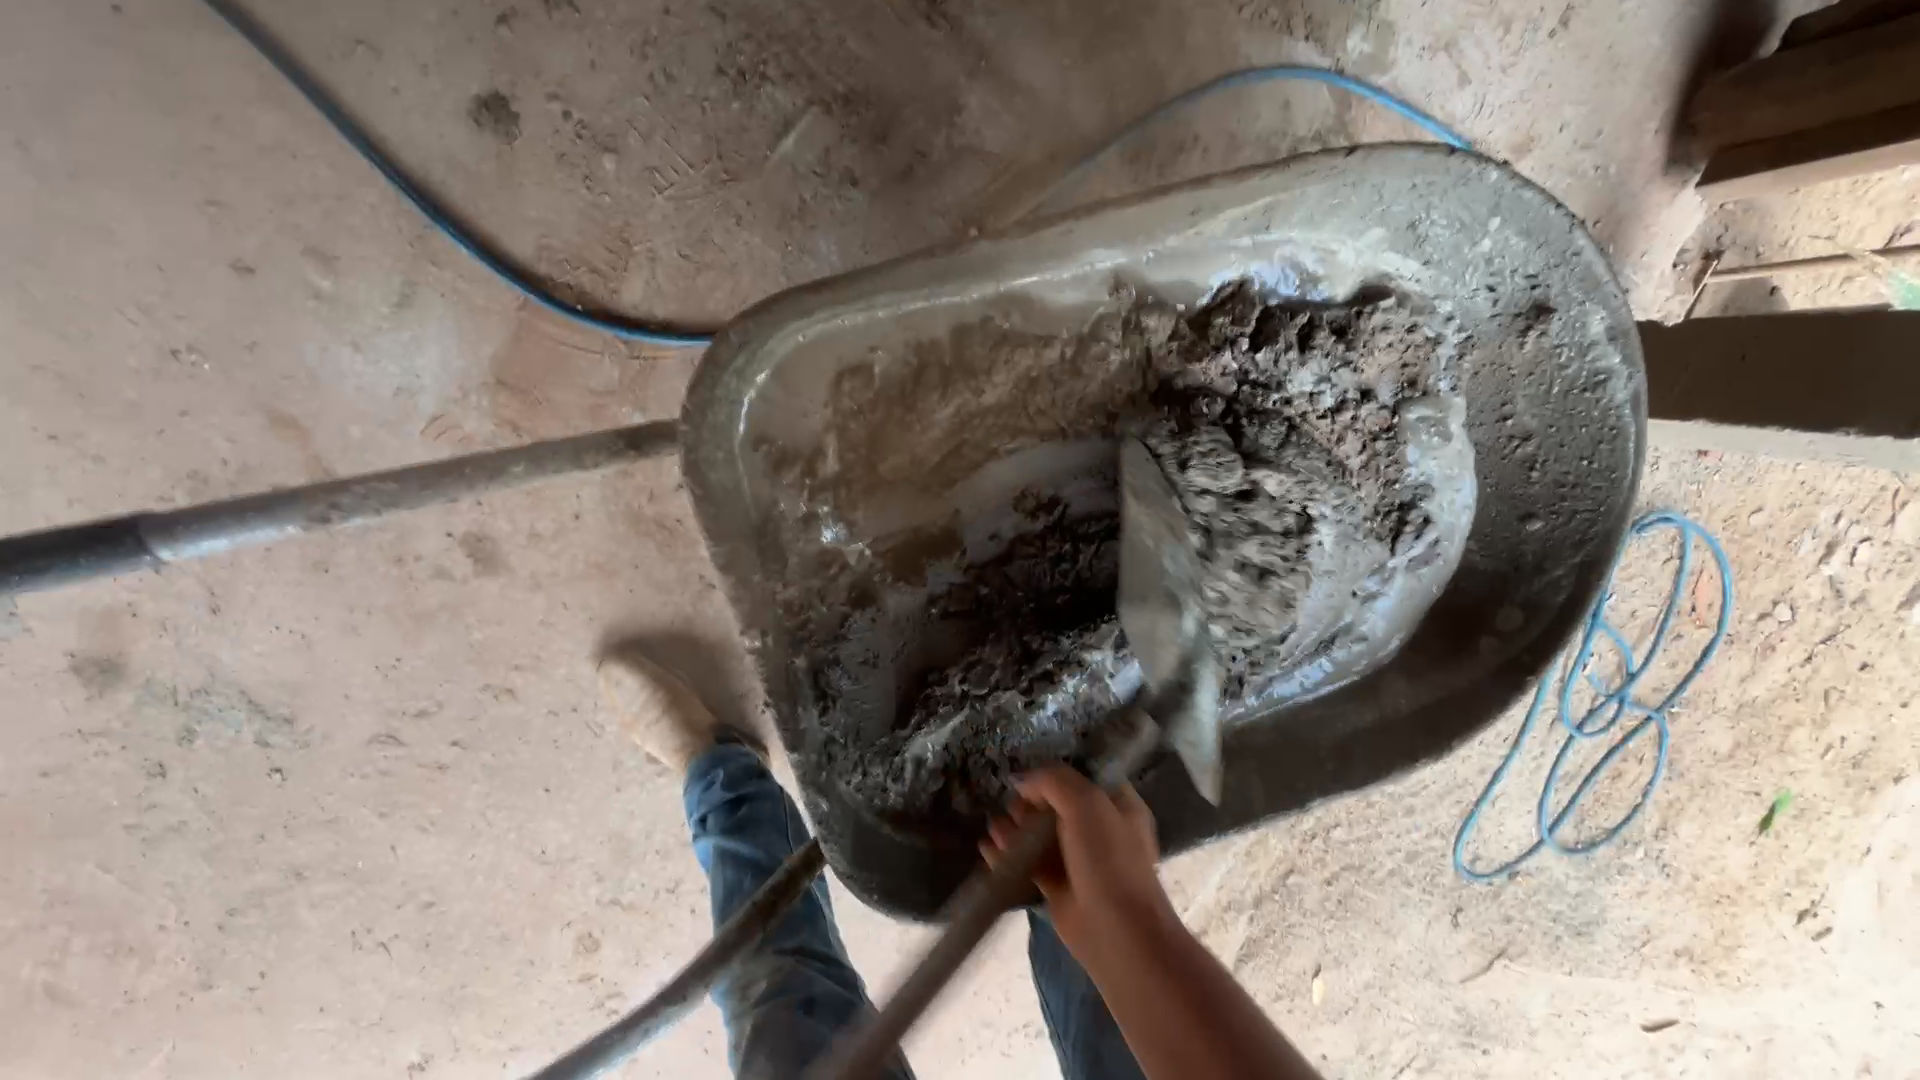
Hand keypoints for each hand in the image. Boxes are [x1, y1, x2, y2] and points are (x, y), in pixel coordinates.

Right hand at [980, 767, 1175, 970]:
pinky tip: (989, 849)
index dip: (1055, 773)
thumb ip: (1054, 781)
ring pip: (1039, 834)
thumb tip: (1022, 781)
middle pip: (1054, 804)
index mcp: (1118, 804)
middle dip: (1028, 804)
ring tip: (996, 829)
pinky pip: (1030, 862)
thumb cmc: (1108, 859)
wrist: (1117, 932)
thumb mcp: (1086, 803)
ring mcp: (1078, 859)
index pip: (1083, 775)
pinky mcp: (1058, 886)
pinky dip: (1009, 854)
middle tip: (1014, 810)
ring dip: (1013, 828)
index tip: (1029, 778)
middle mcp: (1100, 828)